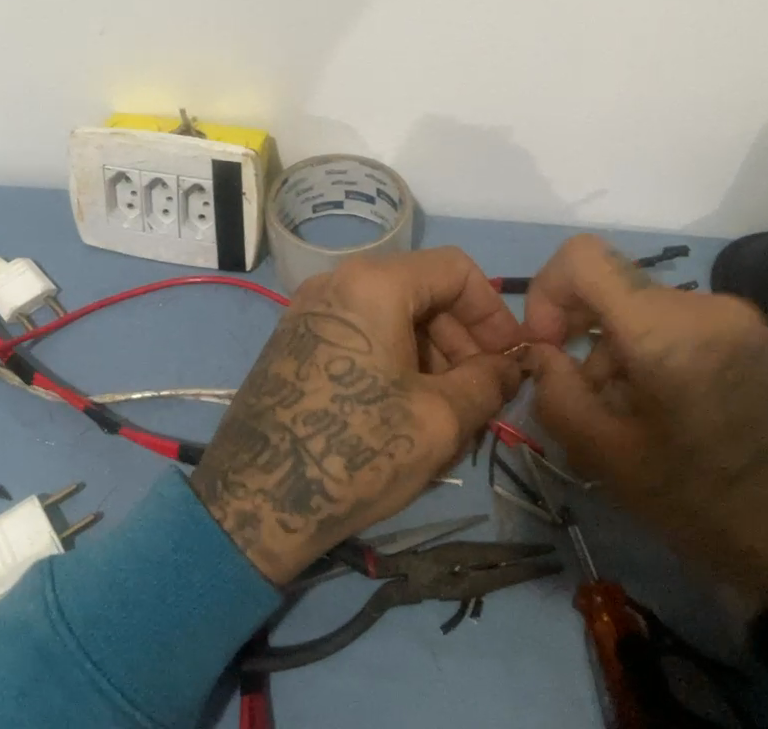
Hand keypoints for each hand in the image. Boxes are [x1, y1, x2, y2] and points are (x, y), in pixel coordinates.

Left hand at [190, 247, 529, 583]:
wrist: (257, 496)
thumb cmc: (356, 449)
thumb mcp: (439, 419)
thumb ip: (486, 383)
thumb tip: (510, 367)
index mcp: (373, 284)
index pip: (455, 271)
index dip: (494, 313)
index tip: (510, 360)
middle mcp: (336, 283)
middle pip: (421, 292)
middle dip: (462, 340)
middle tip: (482, 395)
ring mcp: (309, 313)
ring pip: (391, 317)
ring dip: (430, 356)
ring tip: (448, 414)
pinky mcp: (295, 343)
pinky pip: (360, 336)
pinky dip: (394, 362)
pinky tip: (406, 413)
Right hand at [524, 235, 767, 635]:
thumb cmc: (720, 507)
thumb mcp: (614, 461)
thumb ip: (558, 398)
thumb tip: (542, 357)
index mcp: (666, 328)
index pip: (580, 257)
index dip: (546, 292)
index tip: (548, 349)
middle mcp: (703, 307)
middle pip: (612, 296)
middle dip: (583, 344)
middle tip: (587, 411)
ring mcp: (738, 322)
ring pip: (644, 318)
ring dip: (619, 362)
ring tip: (631, 432)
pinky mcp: (759, 343)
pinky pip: (682, 333)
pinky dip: (654, 365)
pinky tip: (669, 427)